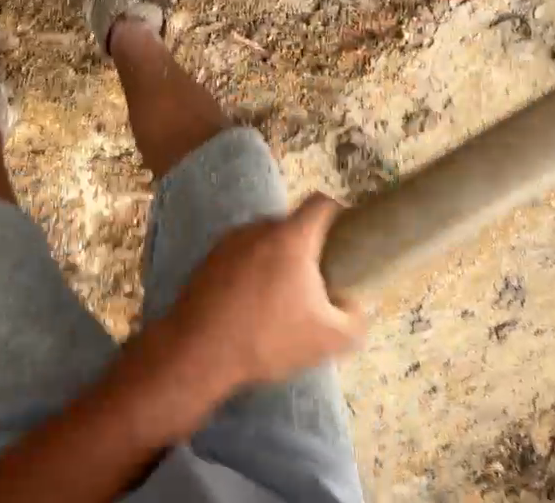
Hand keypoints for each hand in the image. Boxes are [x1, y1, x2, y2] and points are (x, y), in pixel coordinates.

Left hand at [168, 194, 363, 391]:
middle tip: (314, 280)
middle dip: (306, 247)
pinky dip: (250, 269)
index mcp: (291, 237)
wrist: (199, 351)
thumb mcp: (329, 340)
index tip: (345, 236)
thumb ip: (355, 318)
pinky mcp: (208, 256)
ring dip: (276, 258)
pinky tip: (249, 303)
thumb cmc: (268, 339)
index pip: (321, 203)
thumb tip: (353, 303)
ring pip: (264, 239)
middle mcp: (259, 228)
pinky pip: (240, 253)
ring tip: (279, 297)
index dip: (338, 213)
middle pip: (292, 224)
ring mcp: (229, 239)